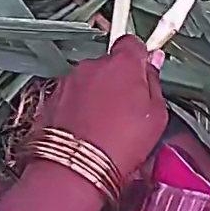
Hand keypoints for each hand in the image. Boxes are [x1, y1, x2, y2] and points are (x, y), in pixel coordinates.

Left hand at [34, 34, 167, 177]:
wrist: (76, 167)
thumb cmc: (117, 144)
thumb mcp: (156, 115)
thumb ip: (155, 82)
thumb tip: (153, 65)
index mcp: (122, 64)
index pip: (133, 43)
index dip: (140, 58)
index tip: (144, 71)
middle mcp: (93, 65)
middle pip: (110, 63)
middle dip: (118, 80)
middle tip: (128, 109)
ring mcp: (70, 80)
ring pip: (90, 80)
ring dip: (97, 95)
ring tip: (107, 125)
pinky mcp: (53, 97)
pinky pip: (72, 95)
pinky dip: (80, 107)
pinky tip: (89, 129)